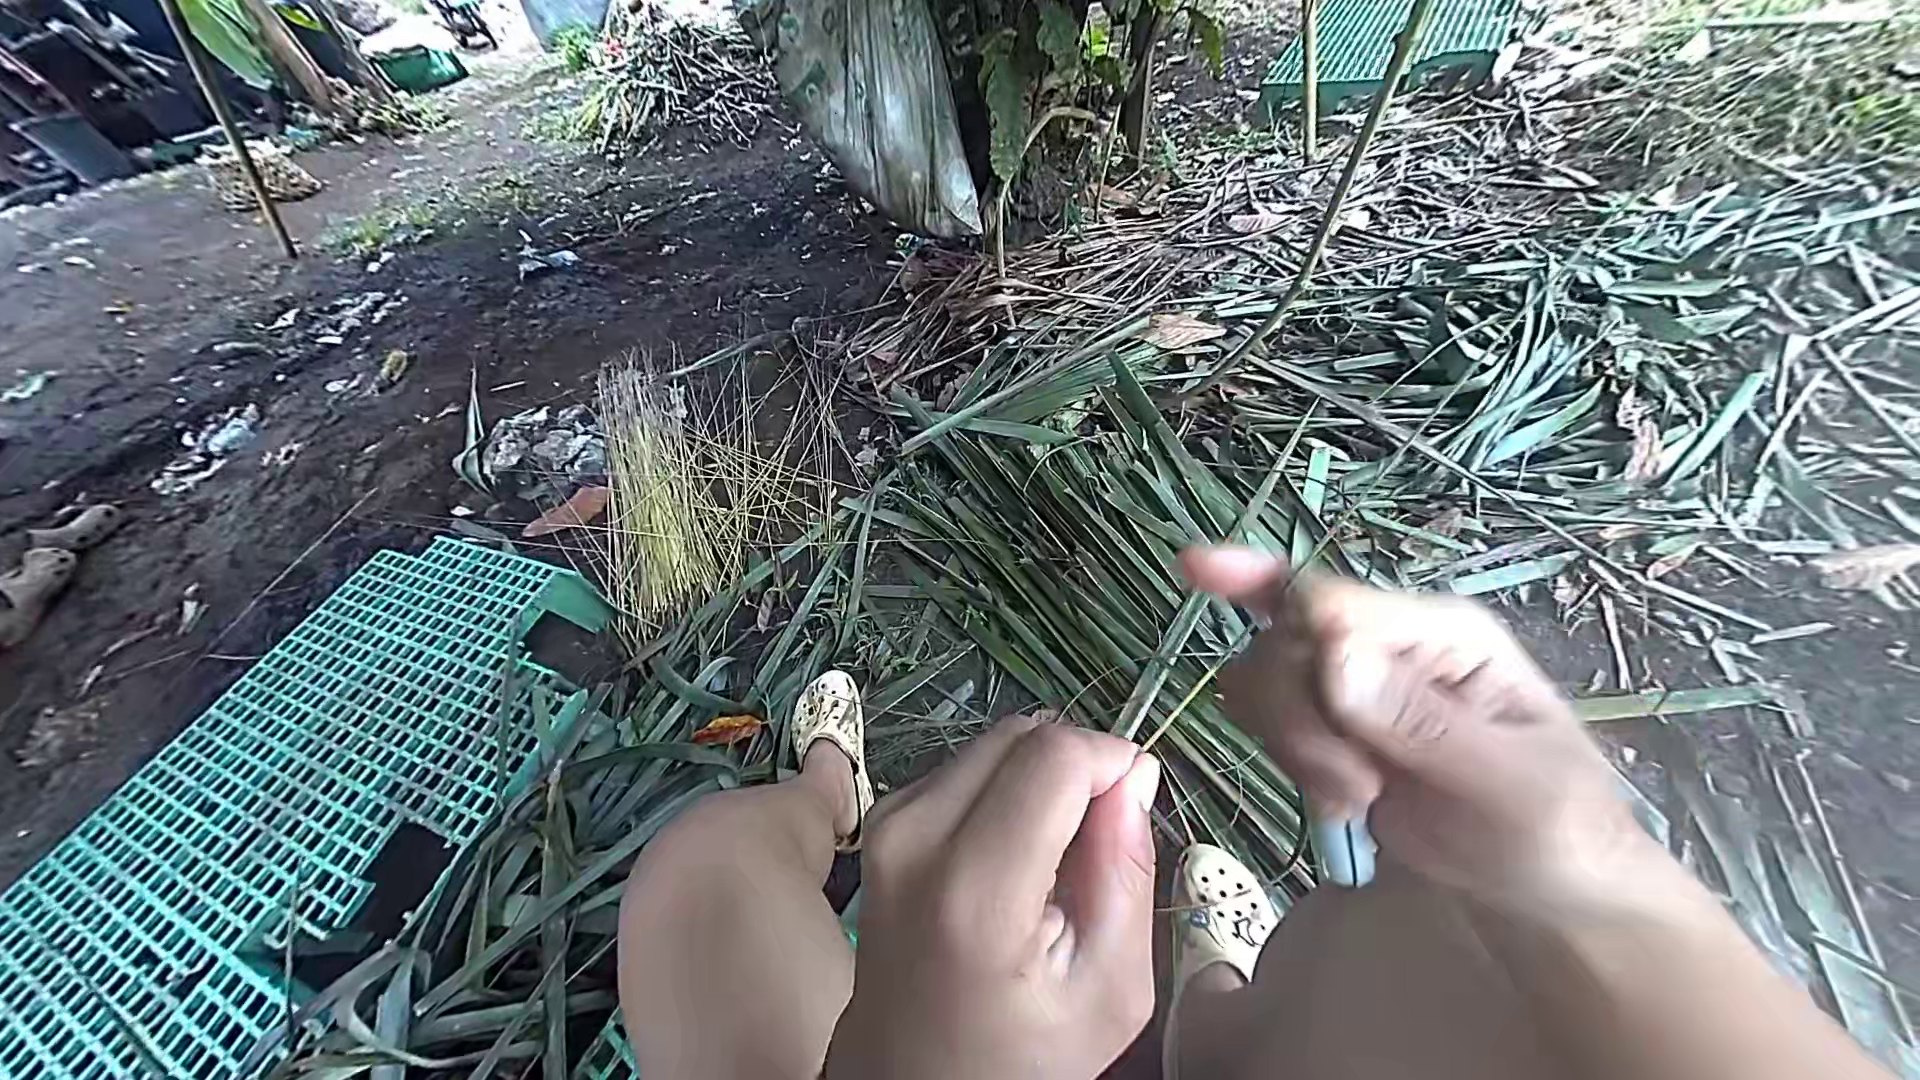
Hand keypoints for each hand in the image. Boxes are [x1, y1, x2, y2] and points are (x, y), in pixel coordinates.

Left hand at [825, 715, 1160, 1079]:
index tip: (1135, 790)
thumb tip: (1133, 772)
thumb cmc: (1017, 1052)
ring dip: (1041, 771)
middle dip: (1078, 760)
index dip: (1108, 757)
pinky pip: (967, 763)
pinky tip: (1013, 842)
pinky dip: (1006, 783)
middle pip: (1022, 736)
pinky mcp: (885, 812)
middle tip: (1101, 821)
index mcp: (975, 892)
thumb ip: (1126, 871)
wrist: (905, 1071)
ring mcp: (892, 818)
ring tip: (1057, 842)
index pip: (1052, 759)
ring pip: (996, 742)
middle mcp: (917, 835)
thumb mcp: (1109, 990)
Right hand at [1180, 546, 1663, 916]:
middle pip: (1281, 639)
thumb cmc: (1550, 831)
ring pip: (1255, 672)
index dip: (1276, 599)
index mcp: (1436, 630)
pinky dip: (1277, 748)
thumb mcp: (1512, 786)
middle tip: (1358, 786)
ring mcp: (1335, 672)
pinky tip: (1332, 788)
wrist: (1529, 887)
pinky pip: (1251, 704)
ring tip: (1356, 792)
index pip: (1334, 597)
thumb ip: (1421, 720)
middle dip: (1300, 718)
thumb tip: (1331, 656)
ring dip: (1288, 739)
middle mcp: (1373, 636)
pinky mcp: (1307, 709)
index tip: (1194, 568)